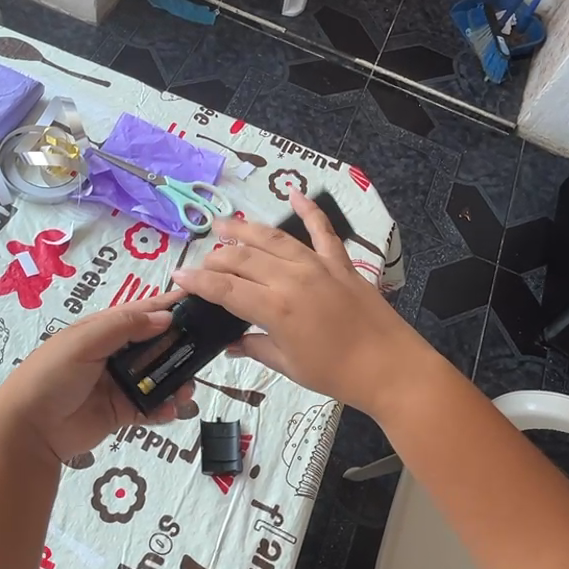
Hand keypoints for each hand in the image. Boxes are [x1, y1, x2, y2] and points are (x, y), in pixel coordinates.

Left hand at [0, 291, 194, 463]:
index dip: (169, 306)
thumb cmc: (52, 375)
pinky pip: (150, 408)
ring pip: (158, 378)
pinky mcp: (121, 413)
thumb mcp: (85, 341)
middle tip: (204, 354)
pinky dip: (164, 409)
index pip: (142, 313)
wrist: (28, 428)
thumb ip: (126, 326)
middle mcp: (114, 355)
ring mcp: (118, 385)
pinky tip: (172, 411)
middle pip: (156, 346)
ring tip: (187, 392)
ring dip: (176, 382)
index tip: (200, 301)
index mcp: (103, 330)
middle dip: (180, 349)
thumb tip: (166, 318)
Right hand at [172, 192, 445, 418]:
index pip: (224, 289)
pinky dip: (309, 209)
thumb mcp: (289, 366)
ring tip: (223, 223)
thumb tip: (231, 344)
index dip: (197, 282)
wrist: (390, 367)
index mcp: (275, 308)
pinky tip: (295, 193)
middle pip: (243, 258)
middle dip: (217, 258)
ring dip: (245, 229)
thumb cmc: (337, 374)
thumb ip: (256, 347)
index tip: (177, 277)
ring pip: (273, 238)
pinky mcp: (341, 263)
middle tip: (202, 263)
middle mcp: (292, 278)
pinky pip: (322, 230)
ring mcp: (318, 266)